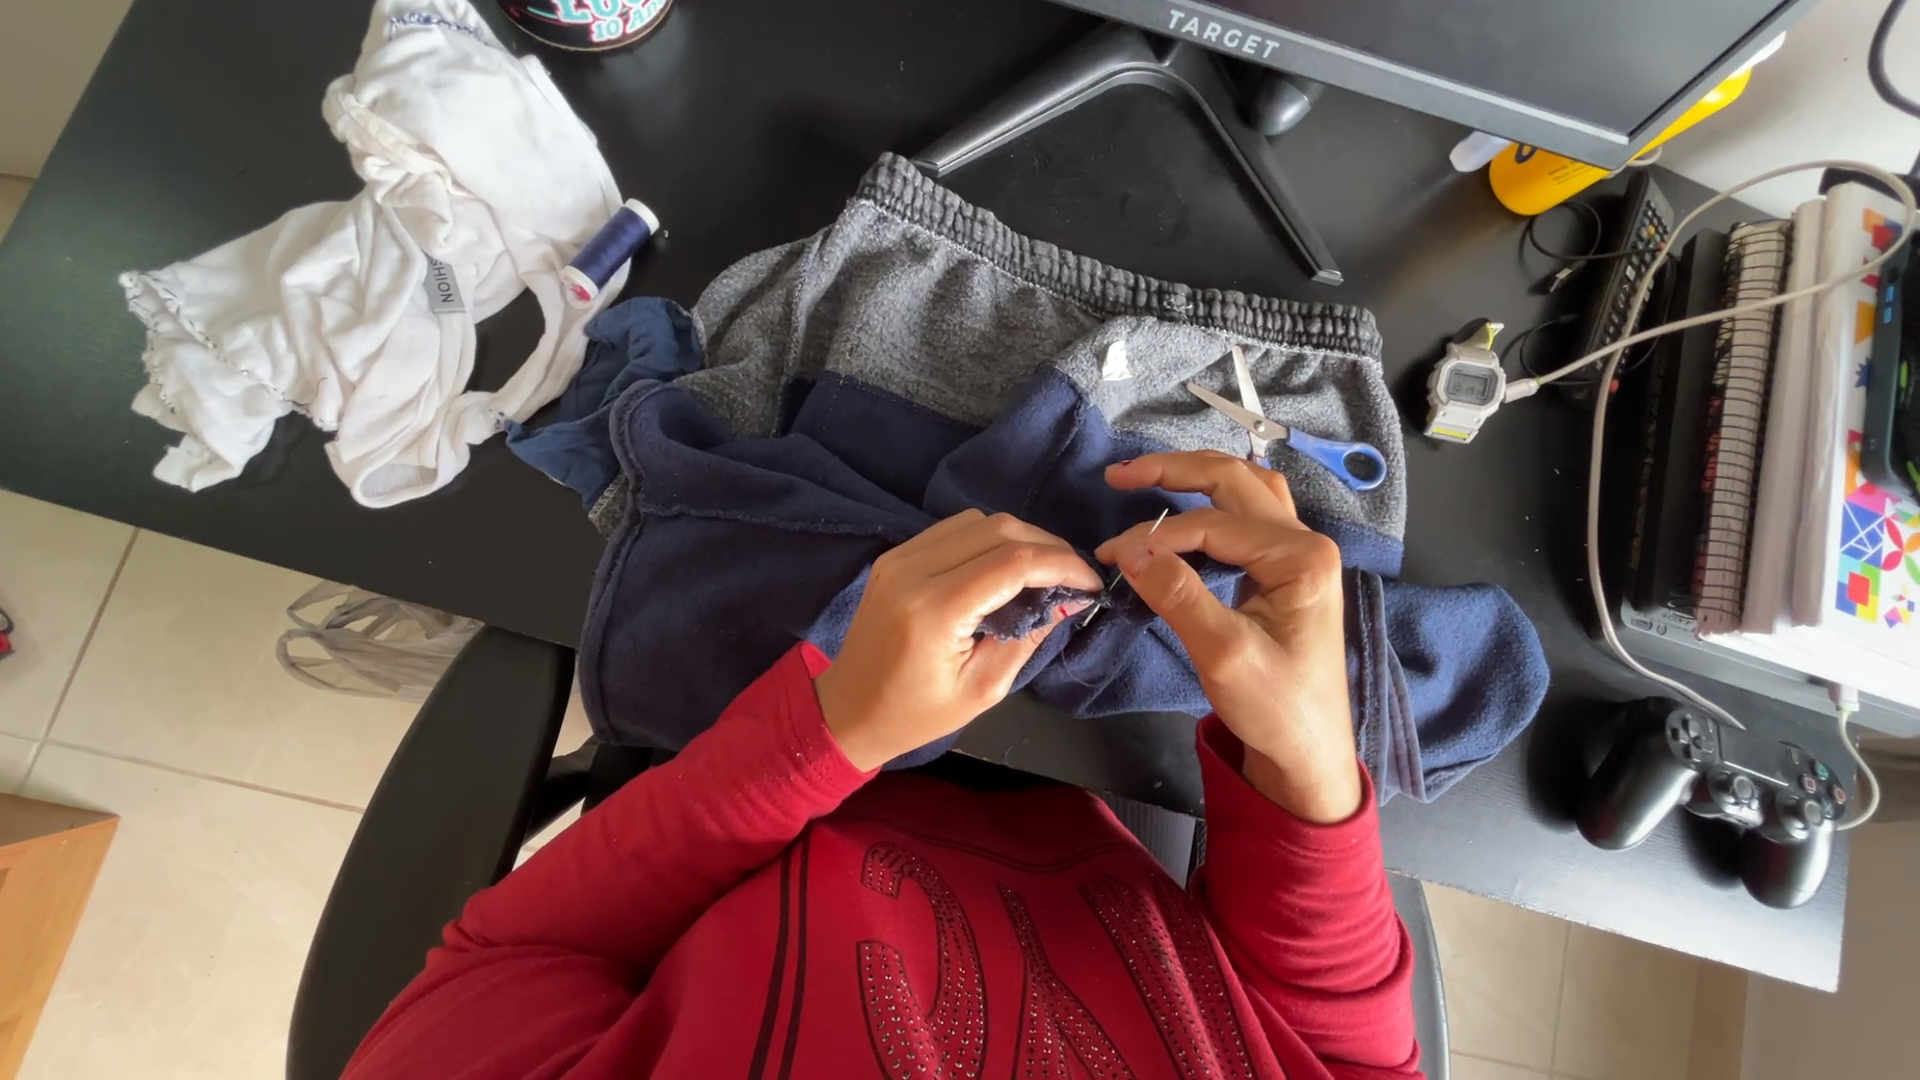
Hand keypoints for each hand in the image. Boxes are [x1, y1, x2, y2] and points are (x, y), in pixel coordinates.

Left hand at [815, 510, 1103, 770]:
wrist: (847, 710)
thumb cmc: (915, 714)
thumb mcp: (983, 689)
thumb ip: (1027, 637)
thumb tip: (1070, 599)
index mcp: (933, 611)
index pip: (1012, 562)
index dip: (1061, 563)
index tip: (1089, 582)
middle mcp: (912, 571)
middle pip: (998, 529)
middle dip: (1047, 546)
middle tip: (1072, 575)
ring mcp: (899, 557)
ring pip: (977, 521)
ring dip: (1019, 538)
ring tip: (1043, 571)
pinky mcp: (894, 555)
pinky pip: (953, 529)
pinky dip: (988, 538)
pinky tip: (1004, 566)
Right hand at [1096, 452, 1361, 822]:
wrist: (1309, 750)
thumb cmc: (1274, 707)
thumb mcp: (1222, 654)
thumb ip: (1177, 594)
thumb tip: (1128, 548)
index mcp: (1299, 557)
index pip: (1211, 523)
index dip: (1156, 534)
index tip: (1110, 556)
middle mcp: (1304, 541)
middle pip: (1234, 479)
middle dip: (1172, 470)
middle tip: (1118, 475)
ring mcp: (1298, 552)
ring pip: (1245, 488)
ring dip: (1195, 476)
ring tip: (1147, 477)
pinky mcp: (1285, 568)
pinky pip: (1249, 513)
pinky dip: (1211, 501)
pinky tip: (1186, 507)